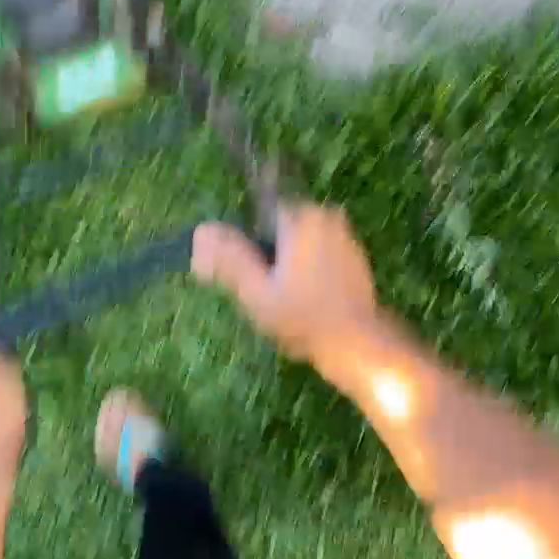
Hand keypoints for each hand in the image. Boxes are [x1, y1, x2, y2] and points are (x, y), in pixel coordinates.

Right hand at [192, 201, 381, 363]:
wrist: (357, 342)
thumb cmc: (303, 318)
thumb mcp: (257, 292)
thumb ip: (229, 258)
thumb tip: (201, 230)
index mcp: (301, 218)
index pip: (263, 217)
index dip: (254, 247)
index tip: (257, 278)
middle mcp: (326, 216)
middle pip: (282, 229)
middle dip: (273, 256)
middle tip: (272, 294)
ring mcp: (345, 235)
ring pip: (302, 243)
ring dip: (292, 265)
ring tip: (292, 300)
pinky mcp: (356, 255)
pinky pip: (321, 254)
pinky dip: (312, 272)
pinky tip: (311, 300)